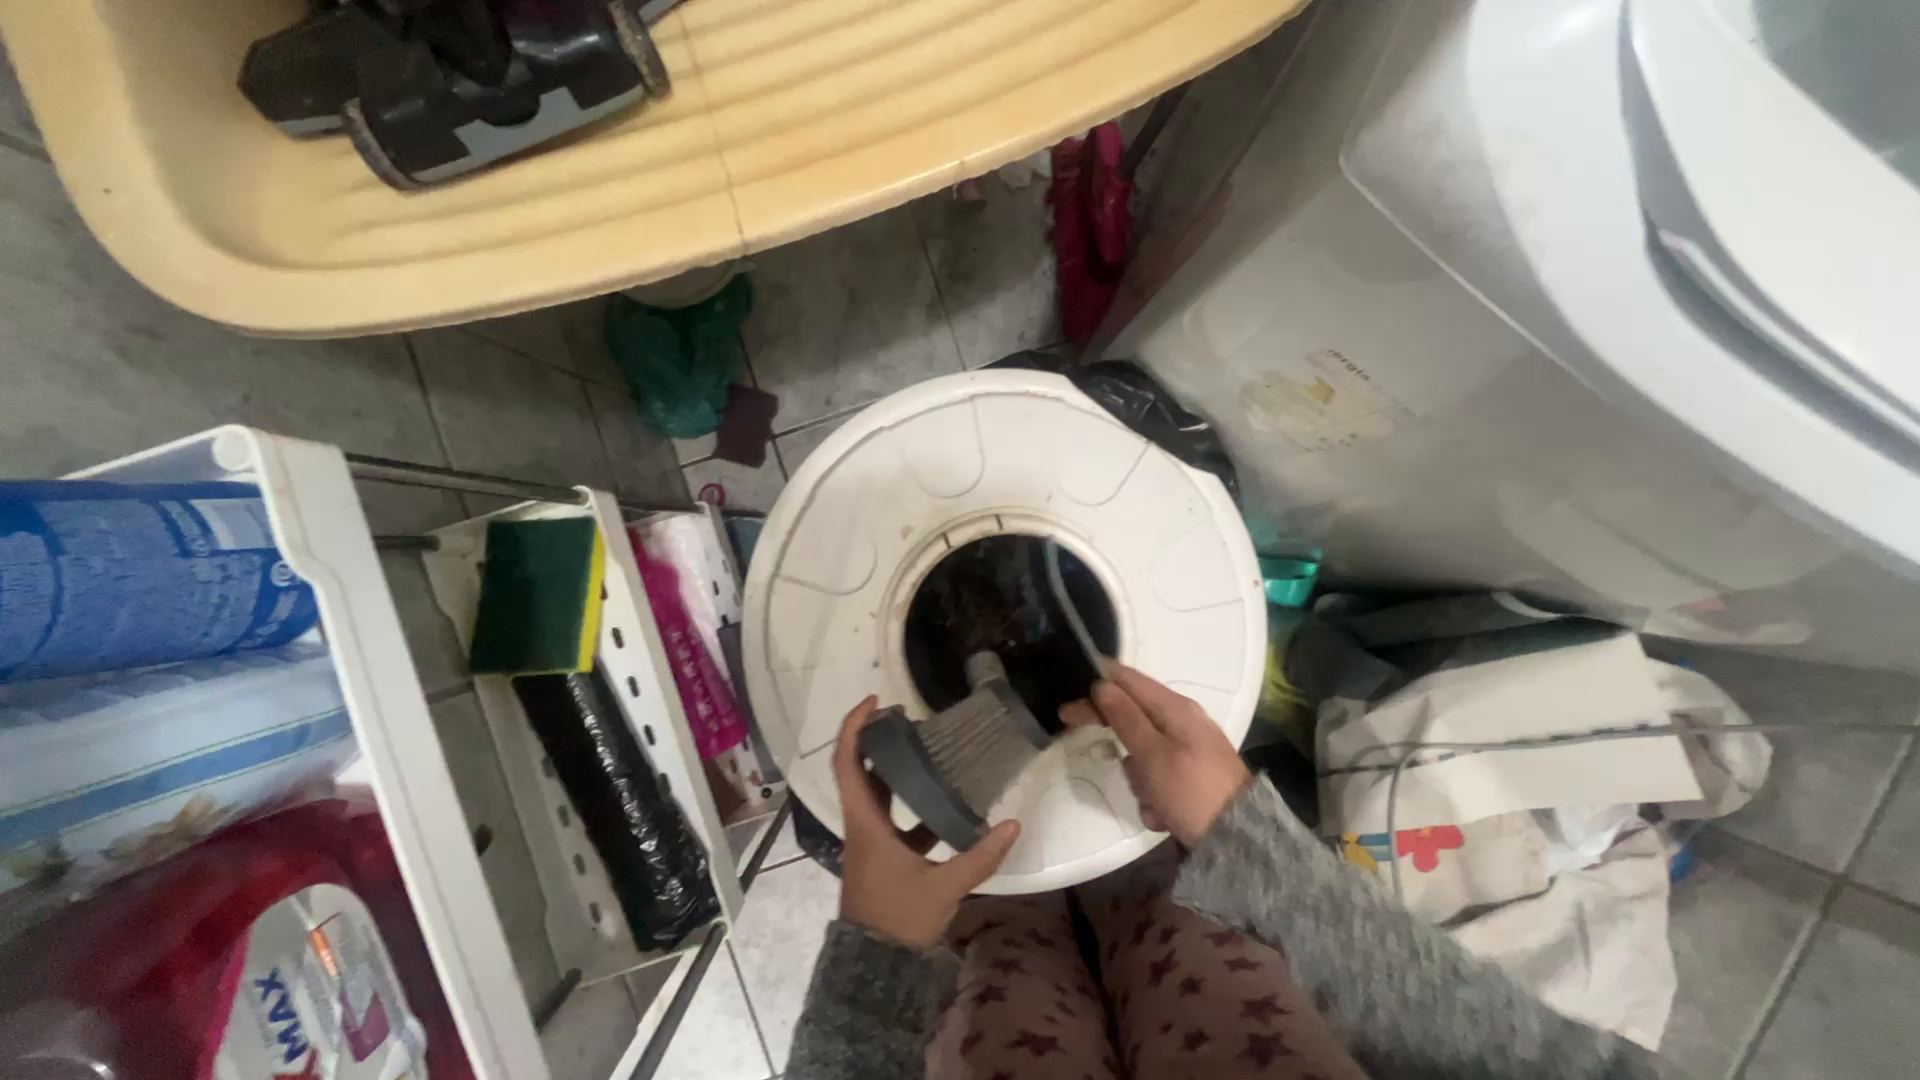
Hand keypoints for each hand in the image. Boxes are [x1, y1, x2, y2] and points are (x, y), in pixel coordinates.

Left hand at [831, 696, 1021, 948]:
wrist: (875, 966)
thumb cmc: (899, 919)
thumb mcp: (944, 887)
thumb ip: (980, 856)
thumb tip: (1013, 824)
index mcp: (865, 823)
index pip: (847, 763)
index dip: (854, 727)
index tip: (875, 701)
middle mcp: (861, 825)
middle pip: (860, 770)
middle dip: (878, 740)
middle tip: (908, 718)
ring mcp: (869, 841)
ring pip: (877, 794)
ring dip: (895, 769)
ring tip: (927, 749)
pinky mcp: (881, 856)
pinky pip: (893, 818)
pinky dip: (912, 804)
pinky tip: (944, 803)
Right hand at [1060, 664, 1251, 845]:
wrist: (1239, 841)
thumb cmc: (1192, 791)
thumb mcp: (1152, 754)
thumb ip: (1125, 717)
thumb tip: (1102, 683)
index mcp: (1175, 708)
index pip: (1129, 680)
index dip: (1096, 683)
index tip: (1069, 698)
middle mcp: (1182, 723)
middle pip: (1132, 715)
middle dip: (1110, 731)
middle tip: (1071, 730)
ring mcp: (1187, 751)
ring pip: (1142, 753)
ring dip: (1138, 777)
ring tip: (1151, 797)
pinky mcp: (1190, 778)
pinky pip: (1158, 778)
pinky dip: (1155, 796)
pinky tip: (1163, 814)